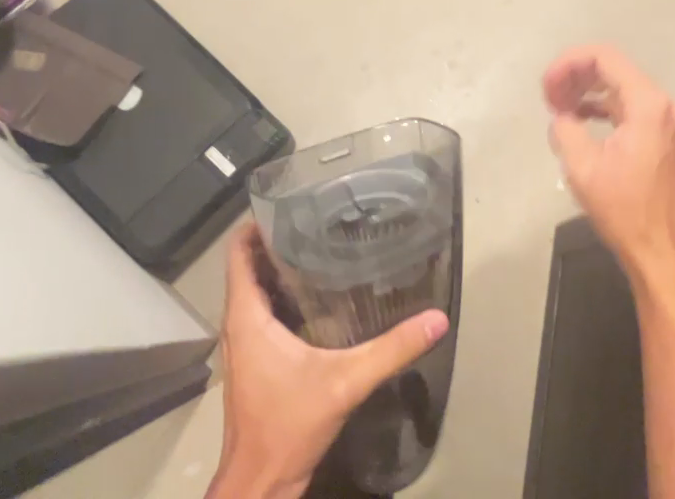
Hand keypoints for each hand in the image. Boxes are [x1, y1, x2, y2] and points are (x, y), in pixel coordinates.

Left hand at [208, 221, 449, 498]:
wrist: (261, 483)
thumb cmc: (287, 426)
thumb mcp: (344, 383)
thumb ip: (391, 350)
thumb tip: (436, 318)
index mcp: (247, 317)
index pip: (238, 254)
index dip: (258, 224)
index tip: (290, 203)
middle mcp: (241, 325)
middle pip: (251, 268)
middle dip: (281, 241)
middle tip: (323, 218)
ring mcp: (247, 346)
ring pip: (259, 293)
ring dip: (284, 270)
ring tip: (327, 246)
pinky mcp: (259, 363)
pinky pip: (268, 315)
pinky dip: (288, 298)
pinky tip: (324, 298)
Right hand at [543, 46, 674, 295]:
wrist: (658, 247)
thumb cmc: (623, 208)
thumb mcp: (582, 167)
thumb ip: (566, 128)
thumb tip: (562, 116)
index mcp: (646, 104)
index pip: (604, 58)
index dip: (569, 63)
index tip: (546, 87)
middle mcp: (660, 103)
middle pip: (612, 67)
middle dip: (575, 75)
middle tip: (547, 97)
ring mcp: (662, 118)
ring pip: (618, 85)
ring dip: (585, 89)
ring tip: (556, 106)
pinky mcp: (658, 133)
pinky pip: (625, 105)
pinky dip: (600, 105)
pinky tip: (576, 116)